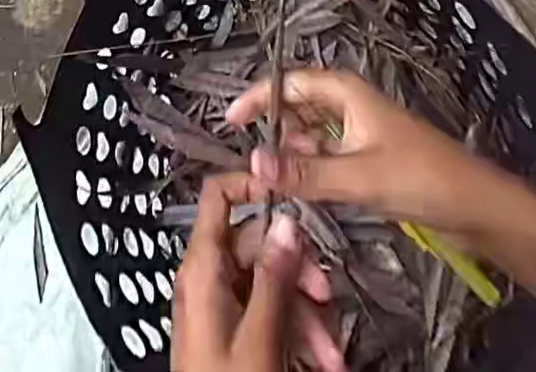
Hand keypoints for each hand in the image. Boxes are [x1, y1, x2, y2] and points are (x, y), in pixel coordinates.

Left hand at [171, 173, 344, 371]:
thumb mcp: (259, 338)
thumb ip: (274, 277)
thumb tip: (287, 220)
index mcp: (202, 265)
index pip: (217, 197)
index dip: (250, 183)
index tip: (291, 192)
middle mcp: (208, 275)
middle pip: (255, 244)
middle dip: (297, 271)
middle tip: (329, 298)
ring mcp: (220, 303)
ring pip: (268, 282)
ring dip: (305, 313)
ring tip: (332, 356)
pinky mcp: (233, 330)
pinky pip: (266, 312)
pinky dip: (295, 332)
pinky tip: (324, 360)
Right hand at [226, 69, 535, 249]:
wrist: (479, 208)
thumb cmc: (421, 178)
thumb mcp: (359, 176)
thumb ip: (304, 172)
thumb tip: (252, 165)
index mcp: (342, 91)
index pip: (286, 84)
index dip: (256, 99)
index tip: (230, 122)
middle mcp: (345, 103)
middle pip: (294, 108)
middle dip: (274, 133)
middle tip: (257, 166)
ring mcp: (355, 130)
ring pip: (307, 135)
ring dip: (291, 155)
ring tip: (278, 183)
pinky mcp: (364, 156)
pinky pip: (323, 156)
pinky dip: (308, 169)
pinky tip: (301, 190)